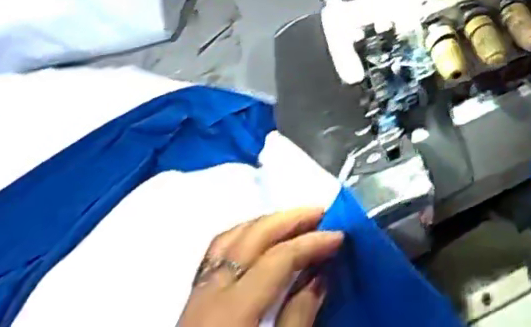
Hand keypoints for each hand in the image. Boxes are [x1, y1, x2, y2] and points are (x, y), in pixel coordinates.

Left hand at [177, 207, 342, 326]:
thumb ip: (298, 320)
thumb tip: (318, 277)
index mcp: (233, 310)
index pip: (278, 258)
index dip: (311, 243)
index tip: (340, 236)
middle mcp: (211, 291)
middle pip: (251, 236)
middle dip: (289, 220)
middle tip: (322, 213)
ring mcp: (197, 294)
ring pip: (230, 237)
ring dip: (265, 224)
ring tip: (295, 222)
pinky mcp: (190, 303)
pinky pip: (216, 252)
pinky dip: (241, 236)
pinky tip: (258, 241)